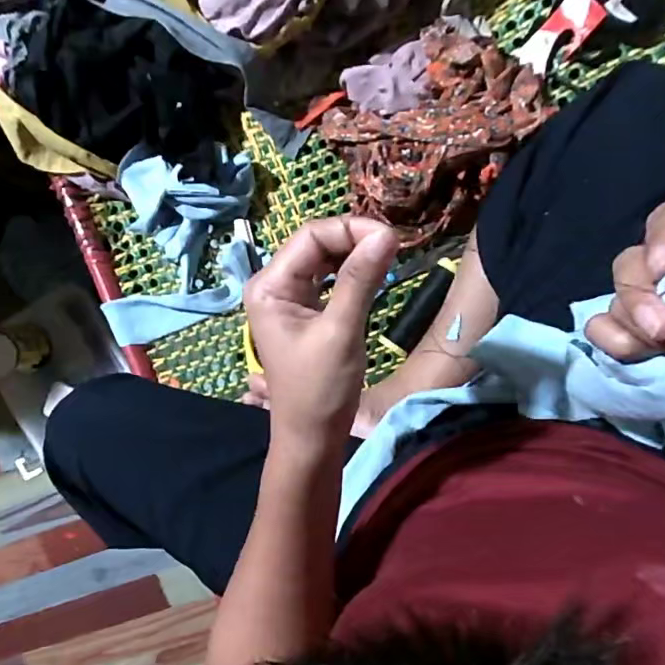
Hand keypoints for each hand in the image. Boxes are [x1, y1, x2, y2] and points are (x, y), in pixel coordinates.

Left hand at [243, 217, 397, 437]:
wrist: (311, 435)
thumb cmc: (320, 388)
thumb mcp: (341, 330)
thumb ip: (360, 280)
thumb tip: (386, 234)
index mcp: (268, 286)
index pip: (309, 236)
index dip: (350, 229)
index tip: (392, 238)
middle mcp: (271, 285)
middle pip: (315, 243)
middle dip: (353, 239)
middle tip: (395, 248)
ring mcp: (285, 298)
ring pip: (322, 258)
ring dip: (354, 254)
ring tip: (389, 259)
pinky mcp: (301, 310)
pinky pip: (325, 278)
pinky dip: (349, 273)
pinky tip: (372, 274)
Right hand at [584, 201, 664, 443]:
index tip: (663, 268)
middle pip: (634, 260)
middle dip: (638, 293)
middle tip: (662, 329)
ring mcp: (663, 310)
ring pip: (616, 298)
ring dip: (632, 326)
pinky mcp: (643, 344)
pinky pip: (601, 331)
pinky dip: (611, 344)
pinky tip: (642, 359)